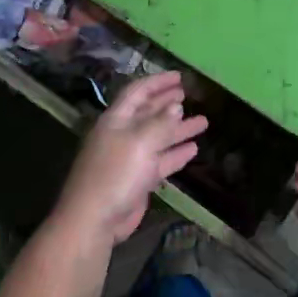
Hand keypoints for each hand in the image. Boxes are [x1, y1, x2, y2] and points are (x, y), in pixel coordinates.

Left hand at [54, 72, 207, 242]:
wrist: (95, 219)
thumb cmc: (115, 173)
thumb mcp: (140, 142)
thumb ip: (160, 123)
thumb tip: (176, 106)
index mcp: (116, 120)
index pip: (137, 92)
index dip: (157, 82)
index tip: (180, 77)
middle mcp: (122, 135)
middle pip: (147, 113)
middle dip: (167, 103)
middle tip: (188, 94)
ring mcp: (130, 158)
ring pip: (158, 138)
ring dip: (178, 129)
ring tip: (202, 121)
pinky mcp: (138, 180)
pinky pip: (160, 161)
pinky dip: (176, 153)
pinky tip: (193, 148)